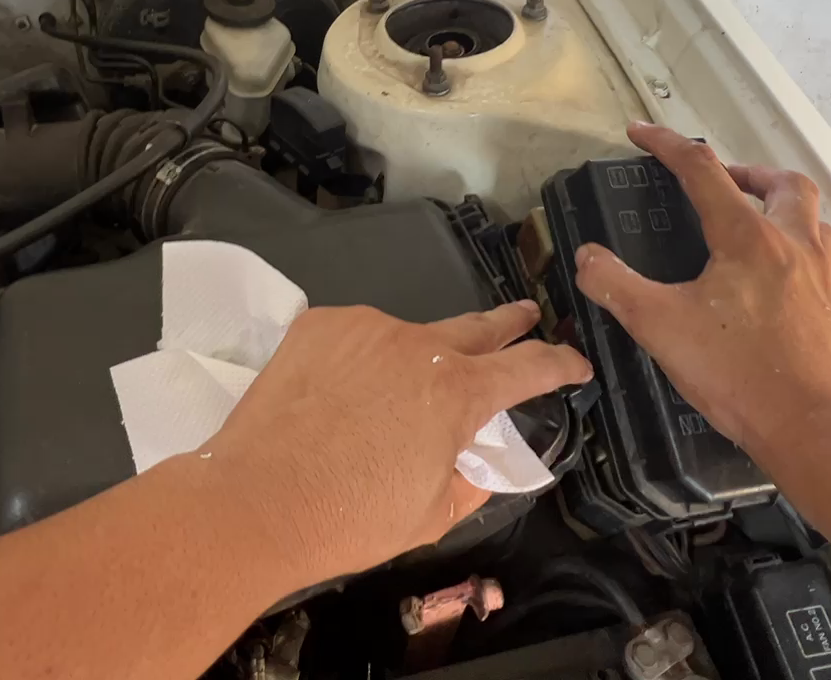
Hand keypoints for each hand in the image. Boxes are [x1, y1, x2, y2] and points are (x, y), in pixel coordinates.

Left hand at [201, 301, 590, 582]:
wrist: (256, 500)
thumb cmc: (351, 517)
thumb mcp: (431, 511)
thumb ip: (469, 473)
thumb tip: (479, 452)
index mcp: (455, 392)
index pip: (527, 367)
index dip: (558, 363)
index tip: (575, 362)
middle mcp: (417, 344)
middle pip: (476, 325)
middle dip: (508, 322)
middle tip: (525, 313)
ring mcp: (366, 326)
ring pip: (405, 337)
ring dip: (410, 360)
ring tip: (385, 401)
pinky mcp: (322, 322)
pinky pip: (357, 335)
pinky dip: (361, 358)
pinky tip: (339, 392)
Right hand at [574, 123, 830, 459]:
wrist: (818, 431)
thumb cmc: (737, 372)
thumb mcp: (657, 325)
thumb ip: (613, 284)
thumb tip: (586, 257)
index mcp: (747, 238)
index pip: (701, 170)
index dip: (665, 144)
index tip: (637, 132)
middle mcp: (790, 245)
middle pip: (781, 182)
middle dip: (743, 170)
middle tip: (714, 181)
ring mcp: (819, 278)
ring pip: (809, 216)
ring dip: (777, 202)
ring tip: (745, 218)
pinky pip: (816, 254)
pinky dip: (790, 243)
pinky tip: (765, 277)